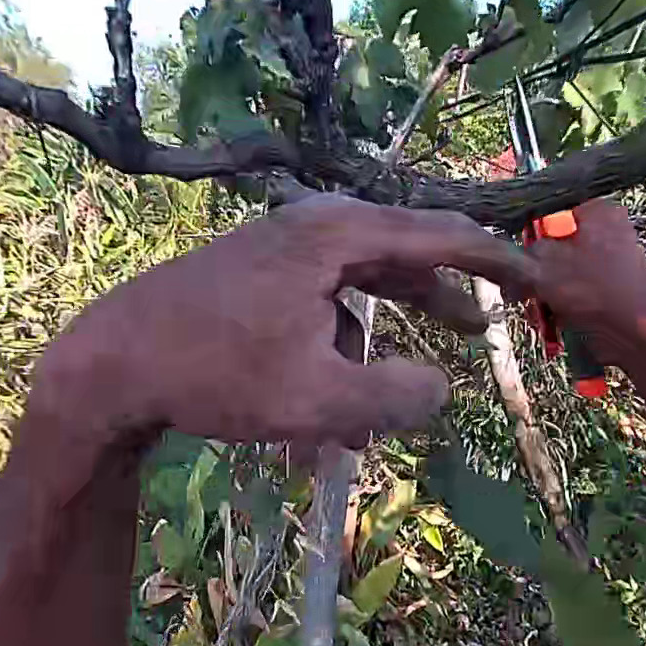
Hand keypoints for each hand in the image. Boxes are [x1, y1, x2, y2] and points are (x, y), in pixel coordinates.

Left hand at [33, 196, 538, 449]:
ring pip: (351, 300)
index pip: (440, 237)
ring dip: (368, 354)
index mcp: (337, 237)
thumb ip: (395, 397)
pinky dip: (327, 358)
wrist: (112, 361)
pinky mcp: (255, 280)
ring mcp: (278, 253)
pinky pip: (314, 314)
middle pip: (397, 261)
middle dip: (433, 304)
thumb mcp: (317, 399)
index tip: (533, 278)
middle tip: (475, 329)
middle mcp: (311, 230)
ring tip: (372, 414)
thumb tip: (440, 389)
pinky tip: (318, 414)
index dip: (494, 260)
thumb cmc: (214, 372)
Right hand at [524, 198, 645, 355]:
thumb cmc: (591, 290)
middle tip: (521, 287)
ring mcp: (607, 264)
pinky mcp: (606, 291)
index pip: (551, 208)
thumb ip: (519, 252)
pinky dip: (557, 307)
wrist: (636, 335)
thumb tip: (506, 254)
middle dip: (531, 270)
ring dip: (540, 293)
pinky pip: (569, 293)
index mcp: (598, 213)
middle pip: (551, 244)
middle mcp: (606, 232)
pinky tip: (551, 321)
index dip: (526, 228)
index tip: (512, 249)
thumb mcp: (542, 264)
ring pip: (556, 273)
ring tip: (538, 311)